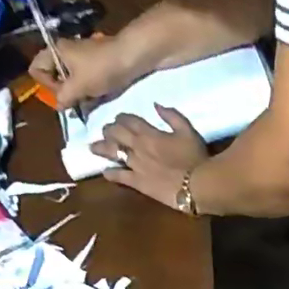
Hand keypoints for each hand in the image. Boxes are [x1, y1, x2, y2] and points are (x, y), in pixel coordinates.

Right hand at [29, 34, 144, 109]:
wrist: (129, 58)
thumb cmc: (100, 69)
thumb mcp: (77, 86)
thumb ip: (63, 98)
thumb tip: (59, 106)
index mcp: (56, 51)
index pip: (36, 69)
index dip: (45, 85)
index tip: (61, 93)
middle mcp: (64, 54)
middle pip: (53, 77)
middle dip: (62, 93)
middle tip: (74, 102)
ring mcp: (80, 61)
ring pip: (69, 82)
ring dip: (75, 96)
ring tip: (85, 104)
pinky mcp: (93, 68)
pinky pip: (83, 83)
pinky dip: (86, 93)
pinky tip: (94, 101)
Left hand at [94, 107, 210, 209]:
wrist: (195, 184)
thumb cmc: (194, 156)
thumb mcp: (187, 130)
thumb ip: (171, 116)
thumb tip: (156, 104)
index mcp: (149, 133)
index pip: (129, 120)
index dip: (121, 117)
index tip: (119, 117)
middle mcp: (137, 147)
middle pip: (116, 134)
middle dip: (109, 130)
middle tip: (105, 130)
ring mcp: (135, 165)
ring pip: (113, 153)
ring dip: (102, 148)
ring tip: (93, 147)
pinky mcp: (137, 183)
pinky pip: (119, 176)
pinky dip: (110, 173)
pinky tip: (104, 171)